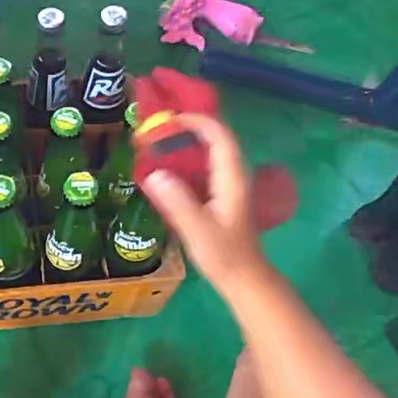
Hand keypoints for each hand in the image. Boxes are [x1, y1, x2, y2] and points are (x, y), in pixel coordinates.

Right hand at [141, 113, 271, 291]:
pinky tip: (168, 164)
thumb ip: (177, 202)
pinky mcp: (221, 194)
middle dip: (188, 127)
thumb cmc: (223, 255)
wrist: (243, 278)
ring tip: (158, 140)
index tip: (169, 119)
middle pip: (216, 138)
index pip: (220, 137)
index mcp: (232, 179)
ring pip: (211, 151)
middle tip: (157, 127)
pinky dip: (187, 157)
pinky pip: (205, 165)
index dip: (197, 122)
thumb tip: (155, 174)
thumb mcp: (197, 230)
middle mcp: (234, 176)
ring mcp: (229, 184)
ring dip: (187, 141)